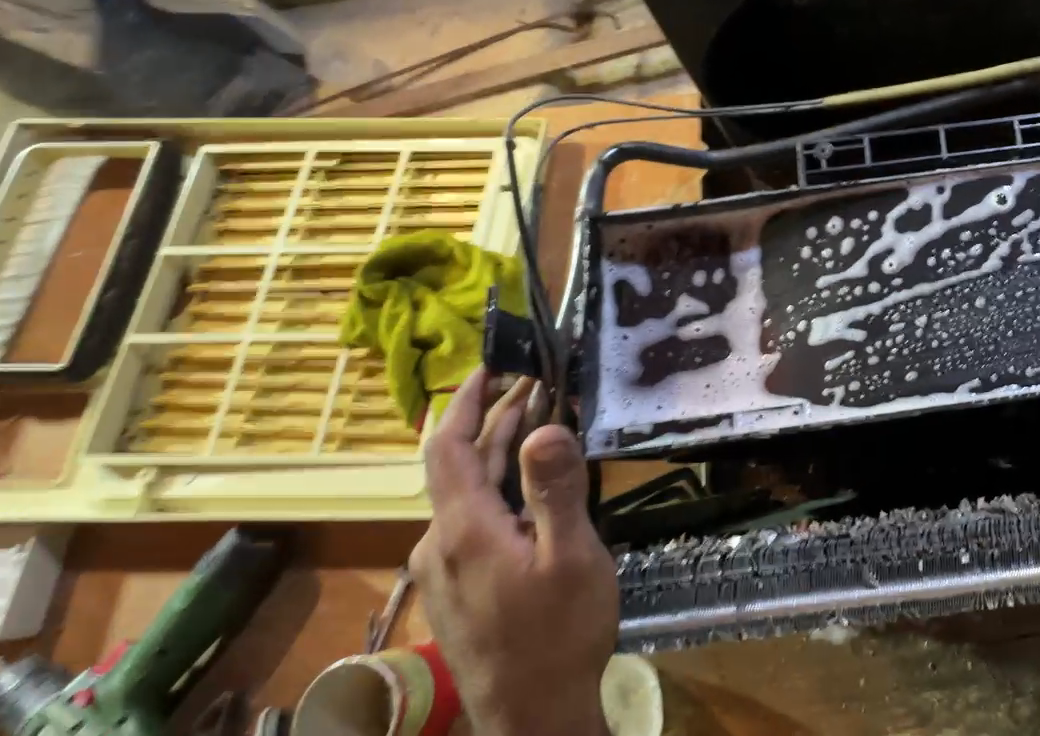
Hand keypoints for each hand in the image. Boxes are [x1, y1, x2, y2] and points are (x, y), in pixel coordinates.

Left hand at [409, 370, 616, 735]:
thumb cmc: (559, 634)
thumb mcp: (572, 557)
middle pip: (460, 466)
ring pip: (468, 494)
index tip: (491, 364)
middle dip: (496, 418)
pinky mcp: (459, 588)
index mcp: (464, 529)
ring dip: (501, 452)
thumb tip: (546, 425)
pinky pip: (475, 520)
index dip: (464, 401)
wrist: (532, 717)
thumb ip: (555, 490)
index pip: (447, 447)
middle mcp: (442, 543)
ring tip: (542, 421)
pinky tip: (532, 487)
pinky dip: (501, 486)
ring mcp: (447, 569)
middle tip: (540, 382)